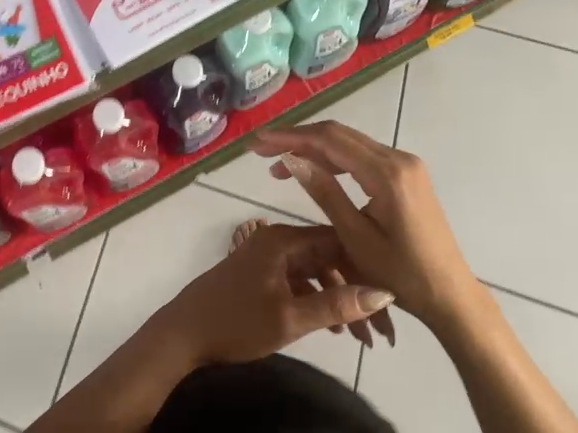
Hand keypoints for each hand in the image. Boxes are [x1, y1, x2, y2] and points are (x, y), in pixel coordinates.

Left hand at [145, 221, 395, 366]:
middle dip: (357, 291)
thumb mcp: (290, 318)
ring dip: (340, 300)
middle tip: (384, 331)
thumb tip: (383, 294)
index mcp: (282, 240)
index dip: (367, 268)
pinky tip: (335, 329)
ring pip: (316, 273)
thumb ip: (336, 305)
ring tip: (364, 338)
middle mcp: (277, 241)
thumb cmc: (236, 322)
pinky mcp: (262, 276)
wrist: (184, 334)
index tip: (393, 301)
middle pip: (329, 258)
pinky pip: (300, 282)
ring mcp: (268, 258)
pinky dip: (319, 302)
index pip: (338, 241)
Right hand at [251, 121, 475, 329]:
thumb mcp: (355, 238)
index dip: (291, 137)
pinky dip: (335, 159)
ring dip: (314, 149)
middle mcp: (399, 158)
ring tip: (279, 164)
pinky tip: (313, 169)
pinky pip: (363, 155)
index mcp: (388, 174)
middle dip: (298, 139)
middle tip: (262, 151)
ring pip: (349, 143)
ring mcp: (406, 164)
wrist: (450, 295)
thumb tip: (292, 159)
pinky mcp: (407, 173)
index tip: (259, 143)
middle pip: (339, 135)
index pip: (330, 141)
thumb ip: (325, 192)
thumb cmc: (401, 276)